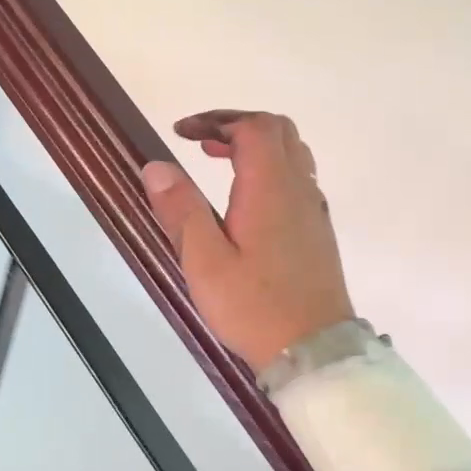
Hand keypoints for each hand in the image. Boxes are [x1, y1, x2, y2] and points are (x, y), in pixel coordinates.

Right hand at [140, 110, 354, 373]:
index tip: (179, 133)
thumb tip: (156, 166)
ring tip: (216, 159)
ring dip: (254, 145)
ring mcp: (312, 210)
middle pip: (279, 132)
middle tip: (197, 140)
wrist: (313, 349)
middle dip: (235, 125)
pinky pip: (296, 178)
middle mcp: (299, 191)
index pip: (253, 129)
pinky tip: (241, 196)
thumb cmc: (252, 305)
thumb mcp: (203, 260)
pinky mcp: (314, 230)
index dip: (216, 121)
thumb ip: (180, 209)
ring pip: (292, 153)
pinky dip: (267, 168)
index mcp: (271, 191)